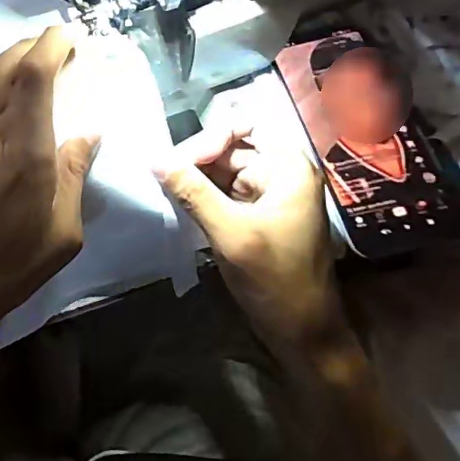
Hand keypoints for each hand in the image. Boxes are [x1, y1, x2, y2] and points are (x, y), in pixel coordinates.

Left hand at [0, 27, 99, 362]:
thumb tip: (87, 135)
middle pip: (4, 67)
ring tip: (40, 62)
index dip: (52, 45)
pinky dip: (0, 85)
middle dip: (31, 43)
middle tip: (59, 42)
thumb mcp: (62, 233)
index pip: (34, 77)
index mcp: (25, 151)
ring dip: (13, 60)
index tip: (72, 34)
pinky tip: (16, 100)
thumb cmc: (9, 270)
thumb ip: (73, 176)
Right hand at [157, 125, 349, 361]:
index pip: (246, 126)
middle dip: (198, 158)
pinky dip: (203, 194)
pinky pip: (225, 192)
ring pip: (224, 170)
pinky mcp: (257, 215)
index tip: (180, 162)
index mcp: (289, 168)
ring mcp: (270, 195)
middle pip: (232, 146)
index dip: (212, 137)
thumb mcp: (230, 233)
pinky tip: (179, 201)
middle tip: (164, 176)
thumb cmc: (275, 280)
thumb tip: (155, 159)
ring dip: (196, 177)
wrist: (303, 334)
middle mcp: (283, 173)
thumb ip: (193, 192)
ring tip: (166, 188)